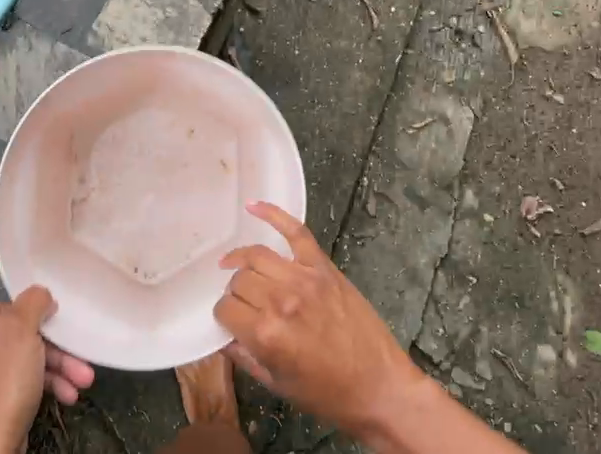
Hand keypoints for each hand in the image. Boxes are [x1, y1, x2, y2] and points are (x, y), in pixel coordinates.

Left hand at [0, 244, 95, 453]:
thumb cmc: (0, 382)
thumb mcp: (21, 331)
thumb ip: (33, 300)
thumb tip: (39, 294)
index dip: (11, 245)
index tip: (38, 233)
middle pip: (15, 306)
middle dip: (51, 321)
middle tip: (75, 317)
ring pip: (26, 340)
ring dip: (57, 356)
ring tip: (85, 373)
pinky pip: (25, 366)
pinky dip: (47, 376)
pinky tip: (71, 390)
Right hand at [213, 201, 425, 436]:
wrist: (378, 387)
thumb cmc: (327, 394)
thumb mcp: (277, 385)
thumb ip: (244, 357)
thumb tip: (222, 336)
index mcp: (266, 334)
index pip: (225, 309)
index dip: (223, 316)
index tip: (230, 321)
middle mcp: (281, 300)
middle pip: (240, 280)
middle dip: (234, 291)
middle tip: (242, 303)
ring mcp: (304, 278)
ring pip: (258, 255)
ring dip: (242, 260)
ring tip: (234, 265)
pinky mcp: (324, 267)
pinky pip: (295, 231)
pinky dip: (273, 214)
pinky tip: (253, 206)